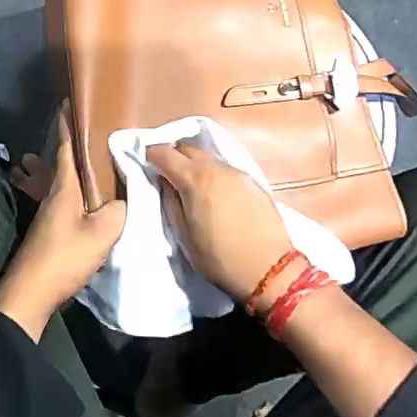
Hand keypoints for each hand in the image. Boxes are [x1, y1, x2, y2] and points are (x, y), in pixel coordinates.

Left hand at [0, 106, 126, 339]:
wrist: (32, 292)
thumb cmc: (64, 255)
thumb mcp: (102, 233)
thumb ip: (118, 211)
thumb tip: (125, 200)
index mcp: (65, 186)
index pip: (67, 147)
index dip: (68, 125)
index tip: (68, 102)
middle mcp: (54, 193)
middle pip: (64, 162)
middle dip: (76, 145)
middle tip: (95, 132)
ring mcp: (50, 212)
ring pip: (64, 182)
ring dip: (75, 170)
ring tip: (93, 164)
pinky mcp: (50, 229)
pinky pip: (66, 200)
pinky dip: (78, 192)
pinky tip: (89, 202)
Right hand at [146, 142, 294, 303]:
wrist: (270, 269)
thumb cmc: (220, 258)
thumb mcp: (184, 236)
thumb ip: (171, 203)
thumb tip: (165, 182)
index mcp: (195, 179)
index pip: (165, 153)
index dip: (152, 154)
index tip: (147, 161)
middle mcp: (215, 168)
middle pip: (188, 147)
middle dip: (174, 154)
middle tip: (167, 170)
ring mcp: (237, 172)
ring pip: (209, 156)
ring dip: (195, 162)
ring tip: (191, 181)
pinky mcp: (252, 181)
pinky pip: (225, 168)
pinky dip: (213, 172)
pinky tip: (215, 191)